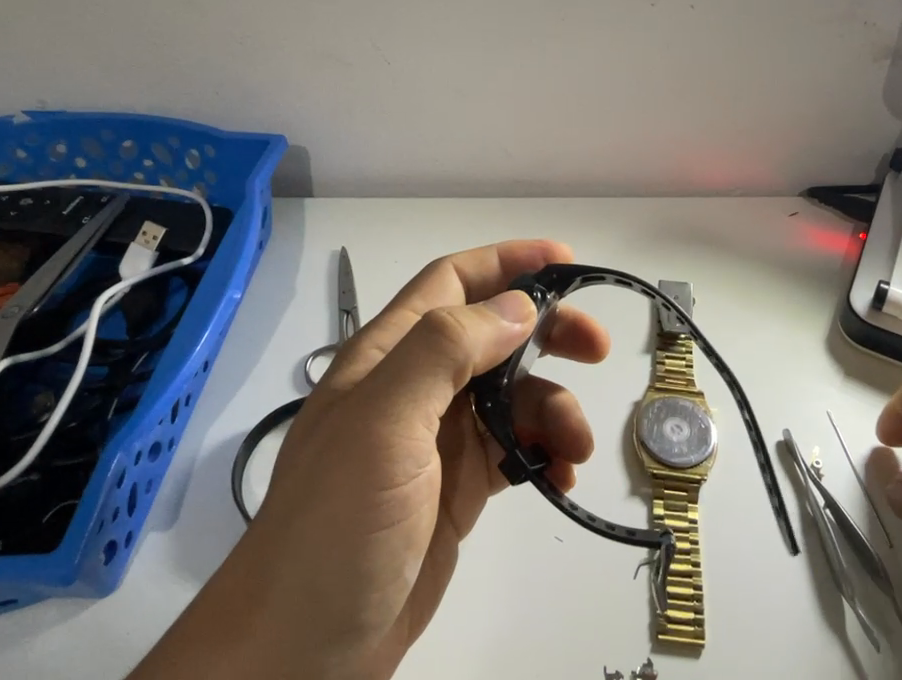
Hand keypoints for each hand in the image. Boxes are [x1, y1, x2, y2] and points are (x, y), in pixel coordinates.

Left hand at [132, 241, 609, 679]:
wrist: (305, 644)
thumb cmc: (338, 523)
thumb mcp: (385, 422)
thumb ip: (446, 350)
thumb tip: (517, 305)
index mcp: (389, 355)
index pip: (452, 282)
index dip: (507, 261)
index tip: (568, 260)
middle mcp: (415, 387)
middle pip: (493, 334)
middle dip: (547, 332)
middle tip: (597, 350)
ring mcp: (437, 439)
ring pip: (512, 396)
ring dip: (553, 409)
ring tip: (574, 446)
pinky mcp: (457, 488)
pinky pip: (514, 450)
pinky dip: (544, 453)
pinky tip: (560, 476)